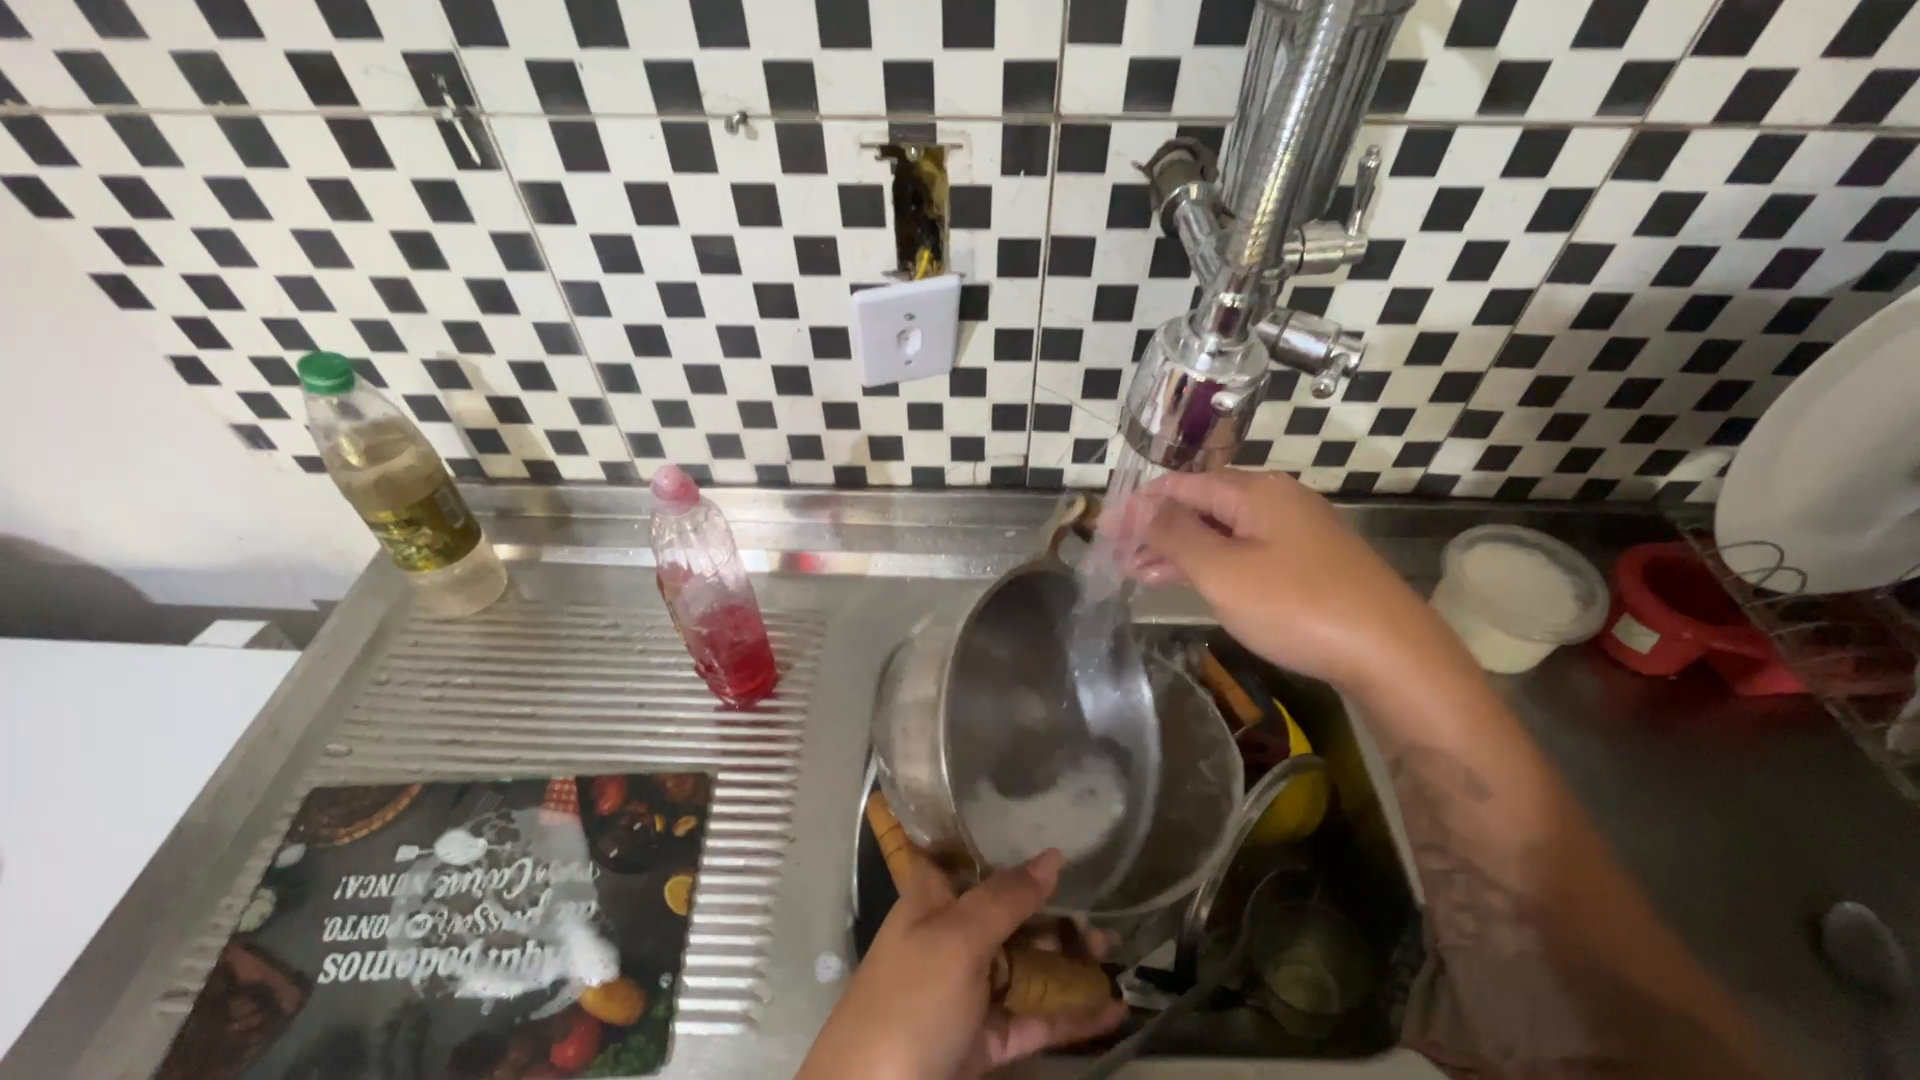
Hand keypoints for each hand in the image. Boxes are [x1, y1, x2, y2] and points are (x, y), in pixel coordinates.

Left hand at [798, 849, 1126, 1079]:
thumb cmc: (910, 1001)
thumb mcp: (955, 939)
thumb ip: (1005, 898)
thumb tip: (1052, 856)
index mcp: (931, 905)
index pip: (960, 860)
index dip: (994, 845)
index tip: (1038, 830)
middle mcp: (950, 942)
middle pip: (1007, 917)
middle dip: (1052, 914)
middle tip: (1101, 915)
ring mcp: (969, 995)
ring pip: (1025, 968)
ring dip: (1068, 963)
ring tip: (1115, 957)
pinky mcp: (986, 1042)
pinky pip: (1035, 1020)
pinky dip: (1072, 1015)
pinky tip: (1112, 1009)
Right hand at [1136, 469, 1455, 695]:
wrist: (1389, 651)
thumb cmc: (1296, 605)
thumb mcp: (1223, 571)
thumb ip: (1177, 535)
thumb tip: (1142, 507)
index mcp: (1257, 491)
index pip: (1183, 485)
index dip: (1139, 506)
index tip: (1103, 528)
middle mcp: (1279, 500)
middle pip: (1204, 507)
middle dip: (1157, 530)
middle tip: (1116, 557)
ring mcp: (1299, 532)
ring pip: (1225, 533)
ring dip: (1182, 552)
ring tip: (1140, 575)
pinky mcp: (1311, 563)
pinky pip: (1248, 553)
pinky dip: (1214, 566)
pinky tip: (1192, 585)